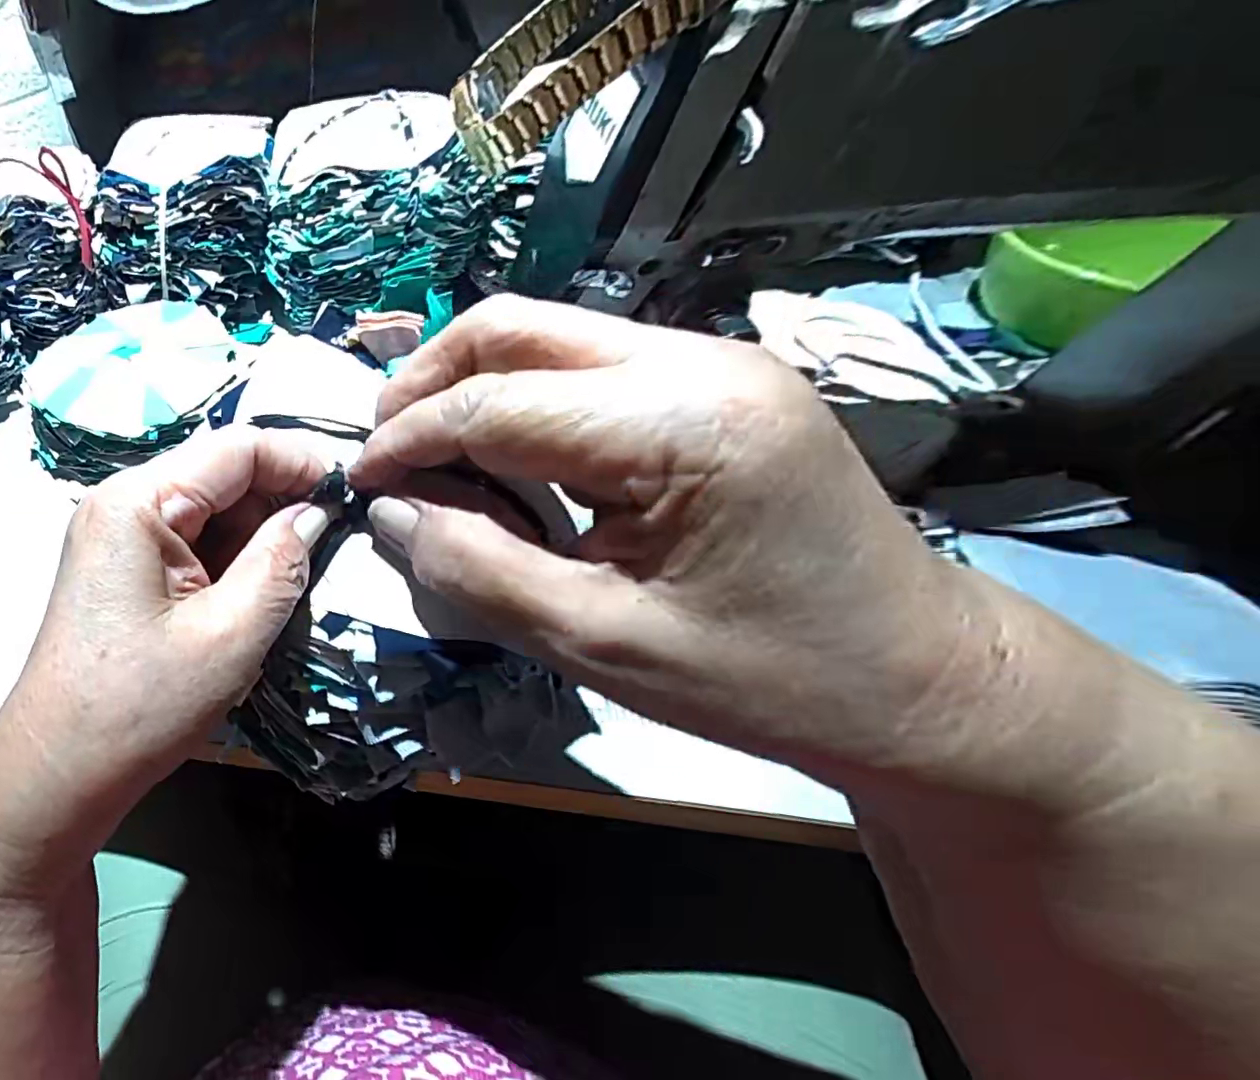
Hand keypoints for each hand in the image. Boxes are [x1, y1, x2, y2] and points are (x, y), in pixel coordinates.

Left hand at [0, 427, 329, 892]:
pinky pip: (196, 544)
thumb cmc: (139, 708)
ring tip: (298, 575)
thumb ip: (282, 561)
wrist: (60, 774)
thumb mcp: (230, 634)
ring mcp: (123, 538)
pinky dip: (235, 559)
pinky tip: (258, 591)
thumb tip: (318, 513)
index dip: (299, 461)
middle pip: (222, 476)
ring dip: (261, 535)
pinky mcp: (129, 570)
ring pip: (213, 512)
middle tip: (333, 540)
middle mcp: (124, 506)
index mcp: (137, 503)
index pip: (236, 448)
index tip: (347, 493)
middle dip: (281, 501)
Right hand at [348, 295, 999, 781]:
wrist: (921, 681)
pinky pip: (581, 366)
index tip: (358, 480)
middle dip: (426, 383)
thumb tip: (394, 513)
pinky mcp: (710, 385)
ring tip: (422, 448)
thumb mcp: (600, 646)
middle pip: (516, 327)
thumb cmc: (768, 679)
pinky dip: (516, 400)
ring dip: (467, 384)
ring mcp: (710, 362)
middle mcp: (697, 361)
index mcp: (682, 424)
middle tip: (381, 447)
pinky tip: (495, 451)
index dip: (409, 439)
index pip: (496, 403)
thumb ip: (479, 572)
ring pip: (545, 334)